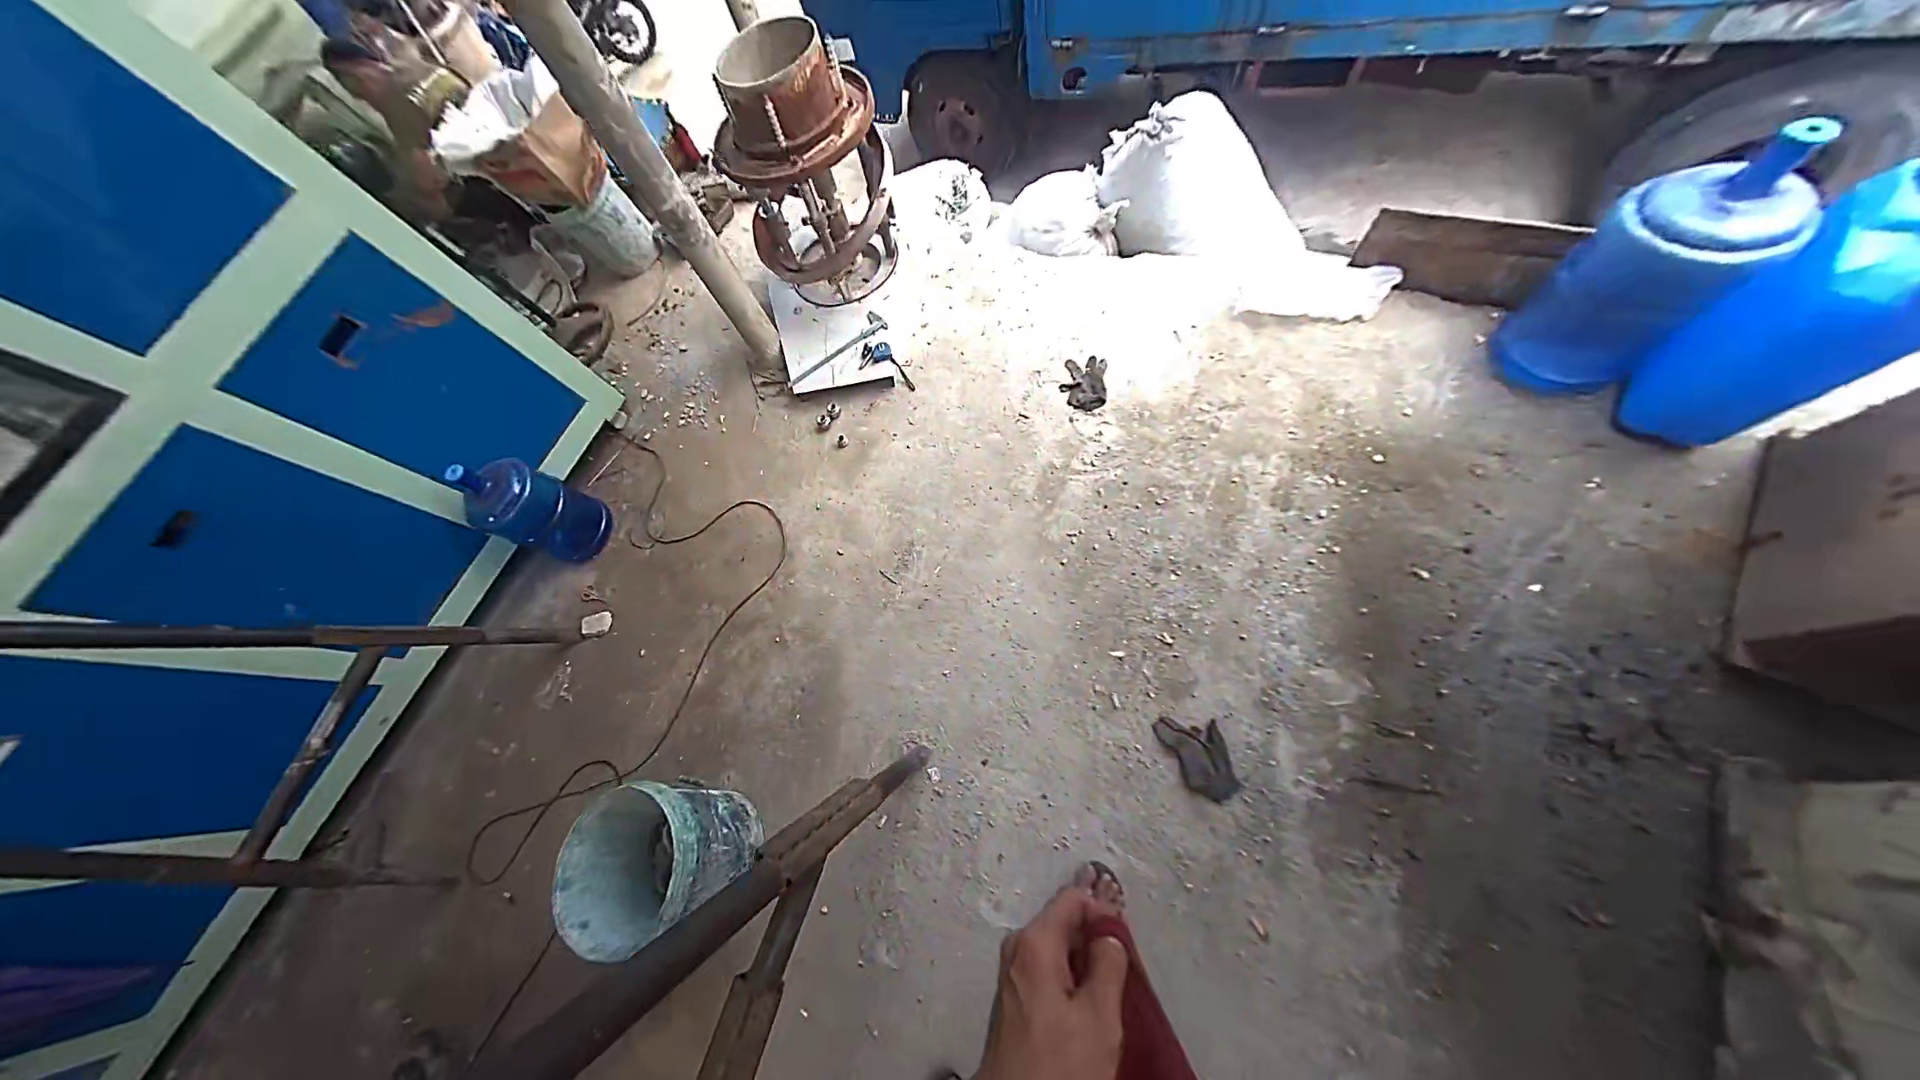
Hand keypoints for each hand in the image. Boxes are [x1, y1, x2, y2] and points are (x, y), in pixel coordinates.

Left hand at [975, 882, 1128, 1079]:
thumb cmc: (1060, 1064)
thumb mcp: (1099, 1017)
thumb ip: (1109, 964)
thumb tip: (1109, 933)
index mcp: (1035, 941)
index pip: (1072, 899)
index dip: (1102, 908)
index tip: (1126, 935)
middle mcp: (1018, 945)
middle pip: (1062, 919)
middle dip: (1094, 931)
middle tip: (1125, 956)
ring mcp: (1013, 969)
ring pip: (1056, 943)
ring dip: (1084, 952)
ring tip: (1113, 974)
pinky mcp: (1015, 993)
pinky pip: (1047, 963)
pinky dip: (1070, 969)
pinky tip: (1090, 990)